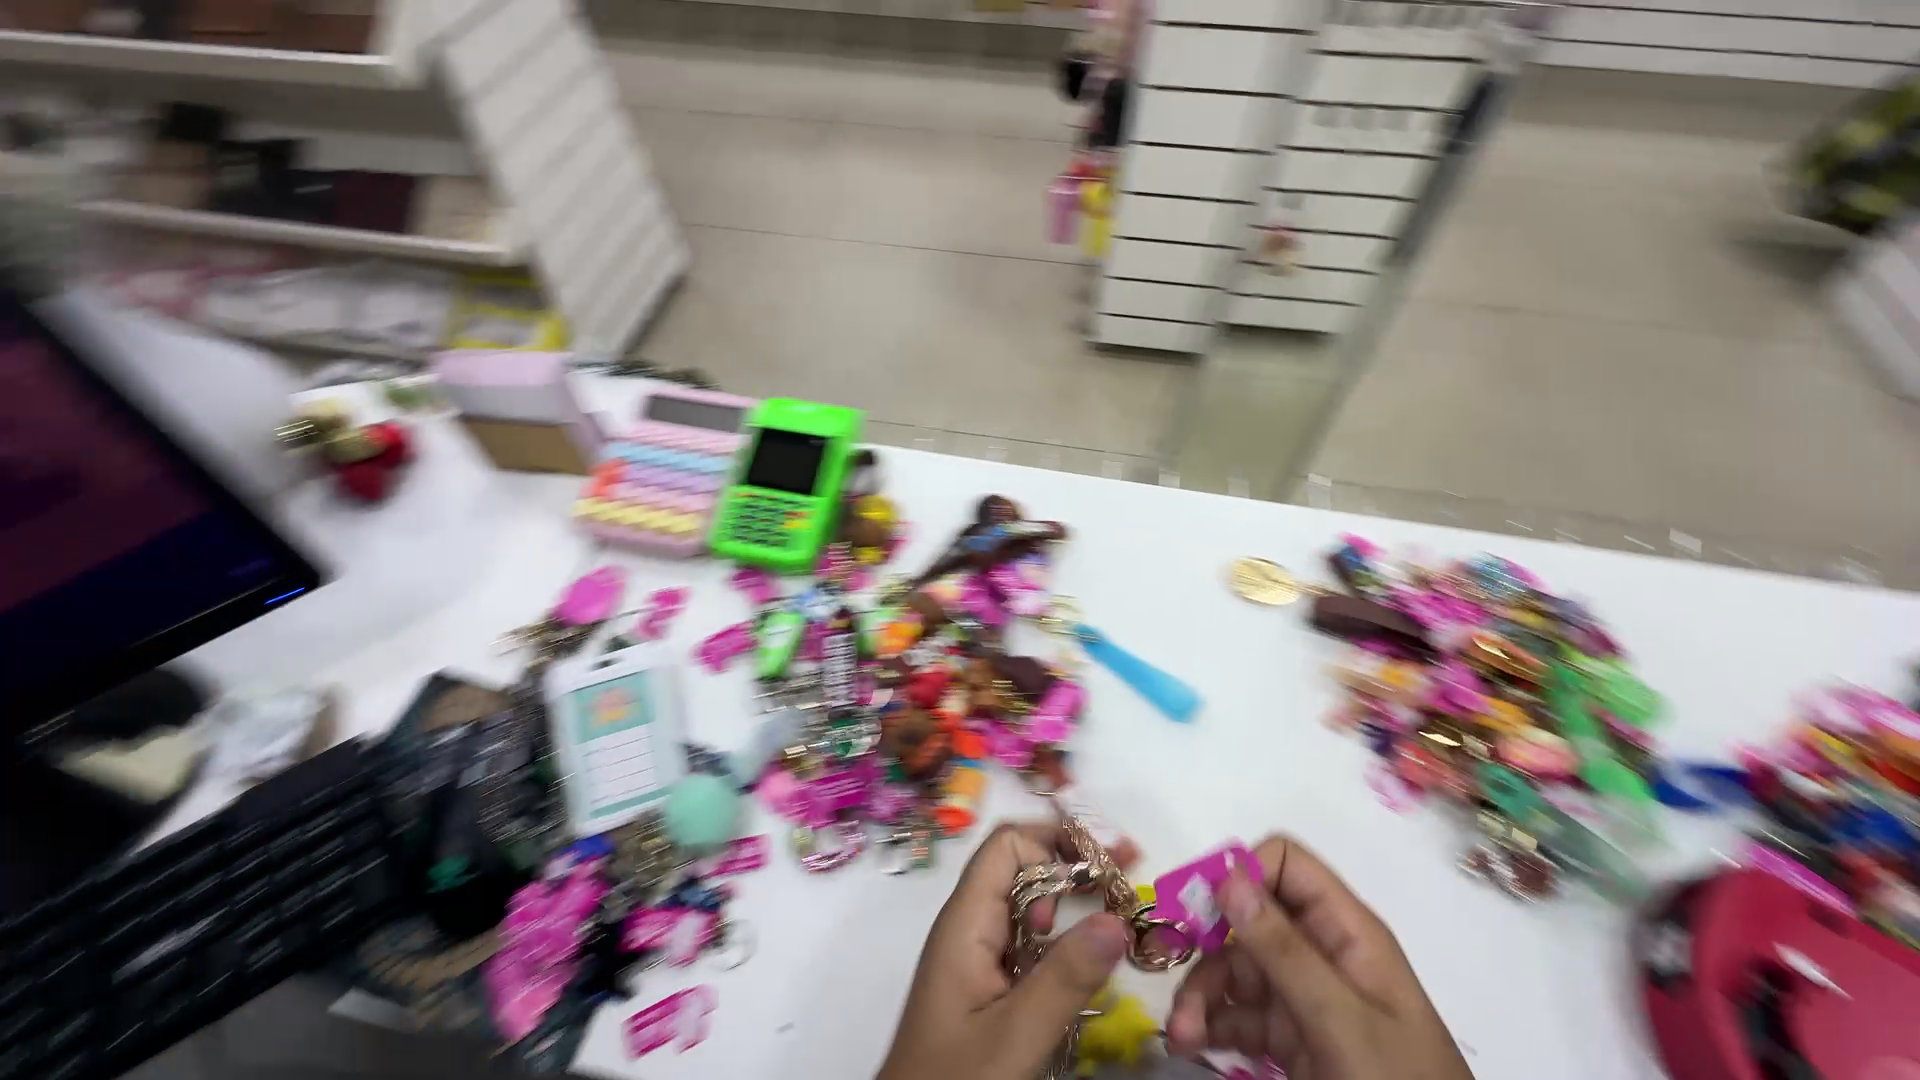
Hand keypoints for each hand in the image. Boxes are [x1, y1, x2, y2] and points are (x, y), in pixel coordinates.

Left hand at [877, 822, 1128, 1079]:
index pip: (1008, 846)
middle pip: (1021, 868)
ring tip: (1122, 913)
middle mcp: (970, 925)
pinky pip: (1029, 943)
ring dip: (1074, 903)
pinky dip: (1064, 940)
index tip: (1110, 860)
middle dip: (1074, 866)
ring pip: (1028, 906)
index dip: (1057, 840)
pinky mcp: (988, 984)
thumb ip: (1065, 978)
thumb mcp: (1014, 1034)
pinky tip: (1095, 956)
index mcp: (966, 921)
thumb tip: (1117, 918)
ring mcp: (978, 954)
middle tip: (1129, 877)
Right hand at [1166, 836, 1472, 1079]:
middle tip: (1171, 970)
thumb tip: (1228, 875)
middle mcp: (1321, 952)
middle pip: (1245, 920)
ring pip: (1234, 969)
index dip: (1240, 874)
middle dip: (1206, 946)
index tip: (1199, 907)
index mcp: (1344, 930)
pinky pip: (1237, 1014)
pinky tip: (1190, 1043)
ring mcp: (1304, 997)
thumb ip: (1283, 949)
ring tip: (1181, 1034)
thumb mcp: (1341, 1019)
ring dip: (1200, 993)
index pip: (1284, 865)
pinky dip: (1209, 1024)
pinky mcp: (1291, 1038)